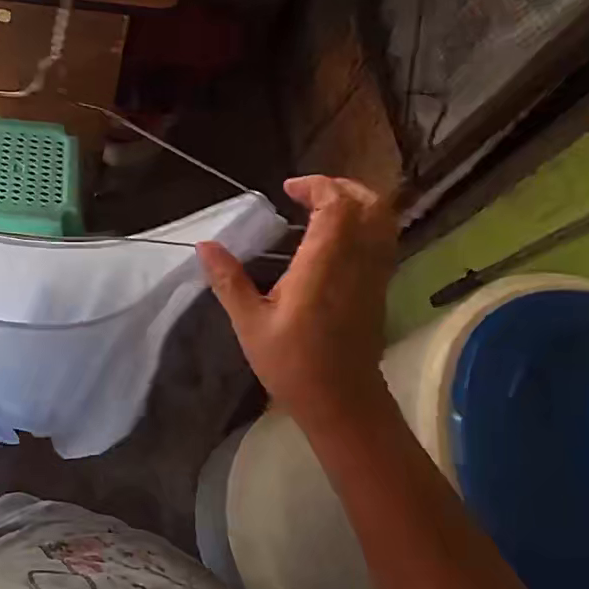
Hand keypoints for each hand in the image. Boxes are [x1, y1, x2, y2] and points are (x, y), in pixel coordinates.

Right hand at [197, 175, 398, 421]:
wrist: (342, 403)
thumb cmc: (292, 364)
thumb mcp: (249, 324)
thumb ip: (228, 280)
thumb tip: (205, 245)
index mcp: (324, 265)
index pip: (338, 205)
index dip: (317, 186)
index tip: (287, 190)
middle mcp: (357, 262)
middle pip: (371, 204)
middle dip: (342, 187)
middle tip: (308, 193)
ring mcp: (374, 275)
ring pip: (383, 222)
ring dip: (356, 204)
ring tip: (321, 209)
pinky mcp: (379, 288)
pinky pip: (382, 241)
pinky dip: (362, 225)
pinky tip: (332, 240)